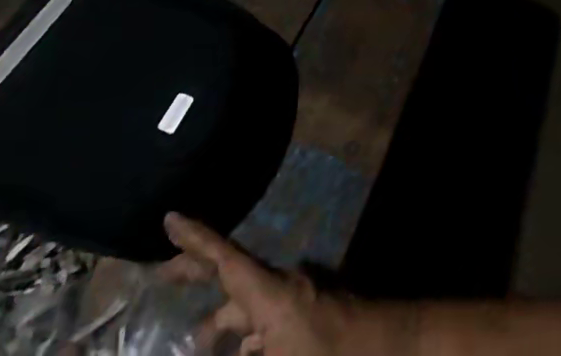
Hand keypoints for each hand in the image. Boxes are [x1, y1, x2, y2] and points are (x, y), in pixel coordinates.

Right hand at [161, 213, 368, 355]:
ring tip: (195, 341)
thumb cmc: (335, 352)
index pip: (224, 257)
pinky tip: (241, 354)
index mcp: (269, 294)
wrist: (397, 346)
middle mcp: (281, 288)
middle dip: (197, 273)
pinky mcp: (313, 314)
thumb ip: (244, 353)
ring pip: (251, 304)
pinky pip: (270, 320)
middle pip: (231, 276)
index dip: (194, 238)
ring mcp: (299, 300)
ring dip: (223, 321)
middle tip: (163, 275)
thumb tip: (202, 342)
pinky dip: (250, 335)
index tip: (169, 218)